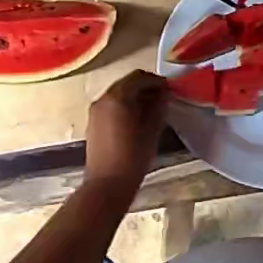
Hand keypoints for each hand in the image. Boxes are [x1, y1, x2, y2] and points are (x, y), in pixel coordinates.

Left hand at [84, 70, 167, 193]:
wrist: (106, 185)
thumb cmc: (132, 158)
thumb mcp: (151, 130)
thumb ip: (158, 107)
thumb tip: (164, 93)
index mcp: (118, 97)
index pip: (139, 77)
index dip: (156, 80)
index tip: (169, 89)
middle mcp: (104, 98)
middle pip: (127, 82)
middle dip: (145, 87)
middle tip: (162, 98)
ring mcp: (96, 109)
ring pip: (118, 93)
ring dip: (134, 95)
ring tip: (151, 109)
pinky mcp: (93, 121)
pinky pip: (111, 104)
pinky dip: (124, 105)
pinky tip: (136, 119)